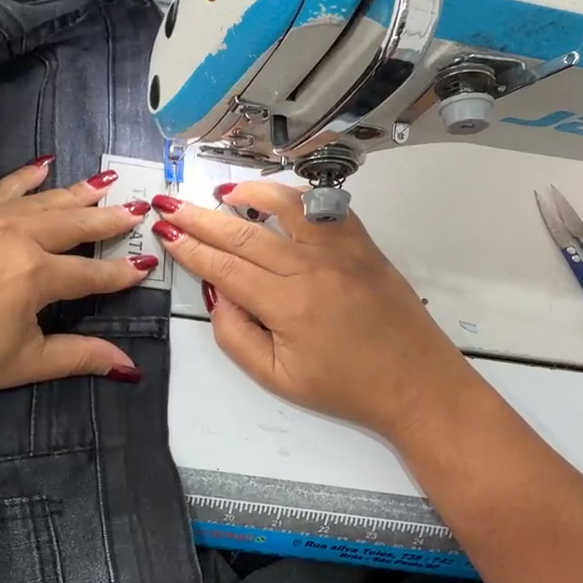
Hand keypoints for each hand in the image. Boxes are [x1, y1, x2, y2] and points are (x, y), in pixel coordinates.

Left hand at [0, 157, 156, 403]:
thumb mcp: (25, 362)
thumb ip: (80, 357)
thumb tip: (128, 366)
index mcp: (37, 274)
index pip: (91, 274)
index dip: (121, 274)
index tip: (146, 264)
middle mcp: (18, 236)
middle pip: (74, 224)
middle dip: (108, 219)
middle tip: (137, 209)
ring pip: (43, 201)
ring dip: (76, 192)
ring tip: (105, 183)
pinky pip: (3, 189)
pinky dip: (25, 178)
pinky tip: (43, 166)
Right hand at [150, 182, 480, 440]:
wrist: (418, 385)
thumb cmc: (345, 389)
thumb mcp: (276, 378)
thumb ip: (235, 335)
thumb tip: (216, 293)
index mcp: (288, 306)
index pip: (223, 267)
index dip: (189, 248)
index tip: (164, 232)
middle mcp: (312, 268)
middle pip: (243, 232)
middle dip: (199, 217)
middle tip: (169, 204)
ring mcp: (342, 251)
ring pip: (285, 207)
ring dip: (247, 194)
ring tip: (218, 193)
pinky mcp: (363, 245)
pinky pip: (324, 207)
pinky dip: (295, 196)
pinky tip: (275, 197)